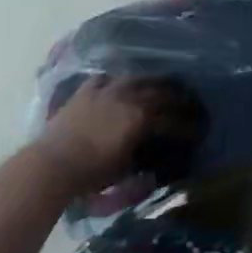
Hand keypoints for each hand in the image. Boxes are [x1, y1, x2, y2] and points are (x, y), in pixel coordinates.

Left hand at [33, 75, 199, 194]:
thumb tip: (157, 147)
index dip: (186, 125)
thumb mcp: (126, 167)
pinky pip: (105, 79)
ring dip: (152, 81)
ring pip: (136, 79)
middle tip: (188, 101)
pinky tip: (120, 82)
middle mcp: (128, 98)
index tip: (197, 129)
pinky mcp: (86, 90)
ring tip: (162, 83)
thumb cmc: (92, 173)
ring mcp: (106, 90)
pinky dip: (116, 80)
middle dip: (177, 98)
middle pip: (159, 93)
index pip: (171, 120)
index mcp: (141, 118)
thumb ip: (145, 153)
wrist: (54, 163)